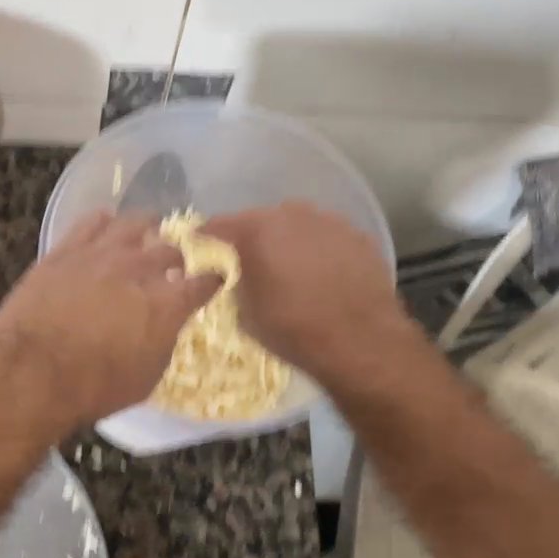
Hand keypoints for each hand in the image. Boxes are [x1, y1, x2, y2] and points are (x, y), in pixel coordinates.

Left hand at [0, 213, 222, 435]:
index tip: (212, 281)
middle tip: (174, 265)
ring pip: (133, 225)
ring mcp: (100, 255)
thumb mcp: (145, 379)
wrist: (30, 373)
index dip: (210, 282)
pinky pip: (90, 223)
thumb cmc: (92, 388)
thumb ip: (162, 344)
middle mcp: (138, 270)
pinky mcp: (64, 251)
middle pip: (169, 250)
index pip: (202, 283)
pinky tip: (106, 223)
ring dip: (146, 228)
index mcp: (166, 304)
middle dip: (176, 258)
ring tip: (149, 229)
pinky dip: (104, 221)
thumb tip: (163, 328)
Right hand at [201, 202, 425, 382]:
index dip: (206, 235)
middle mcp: (293, 215)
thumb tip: (238, 274)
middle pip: (262, 219)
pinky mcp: (359, 237)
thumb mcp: (245, 313)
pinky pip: (327, 239)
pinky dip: (319, 251)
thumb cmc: (292, 329)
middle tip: (248, 259)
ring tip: (288, 267)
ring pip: (299, 225)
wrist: (360, 342)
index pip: (220, 224)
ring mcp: (331, 222)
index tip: (198, 242)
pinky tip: (321, 274)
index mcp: (257, 231)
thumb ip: (237, 282)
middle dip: (252, 236)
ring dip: (288, 241)